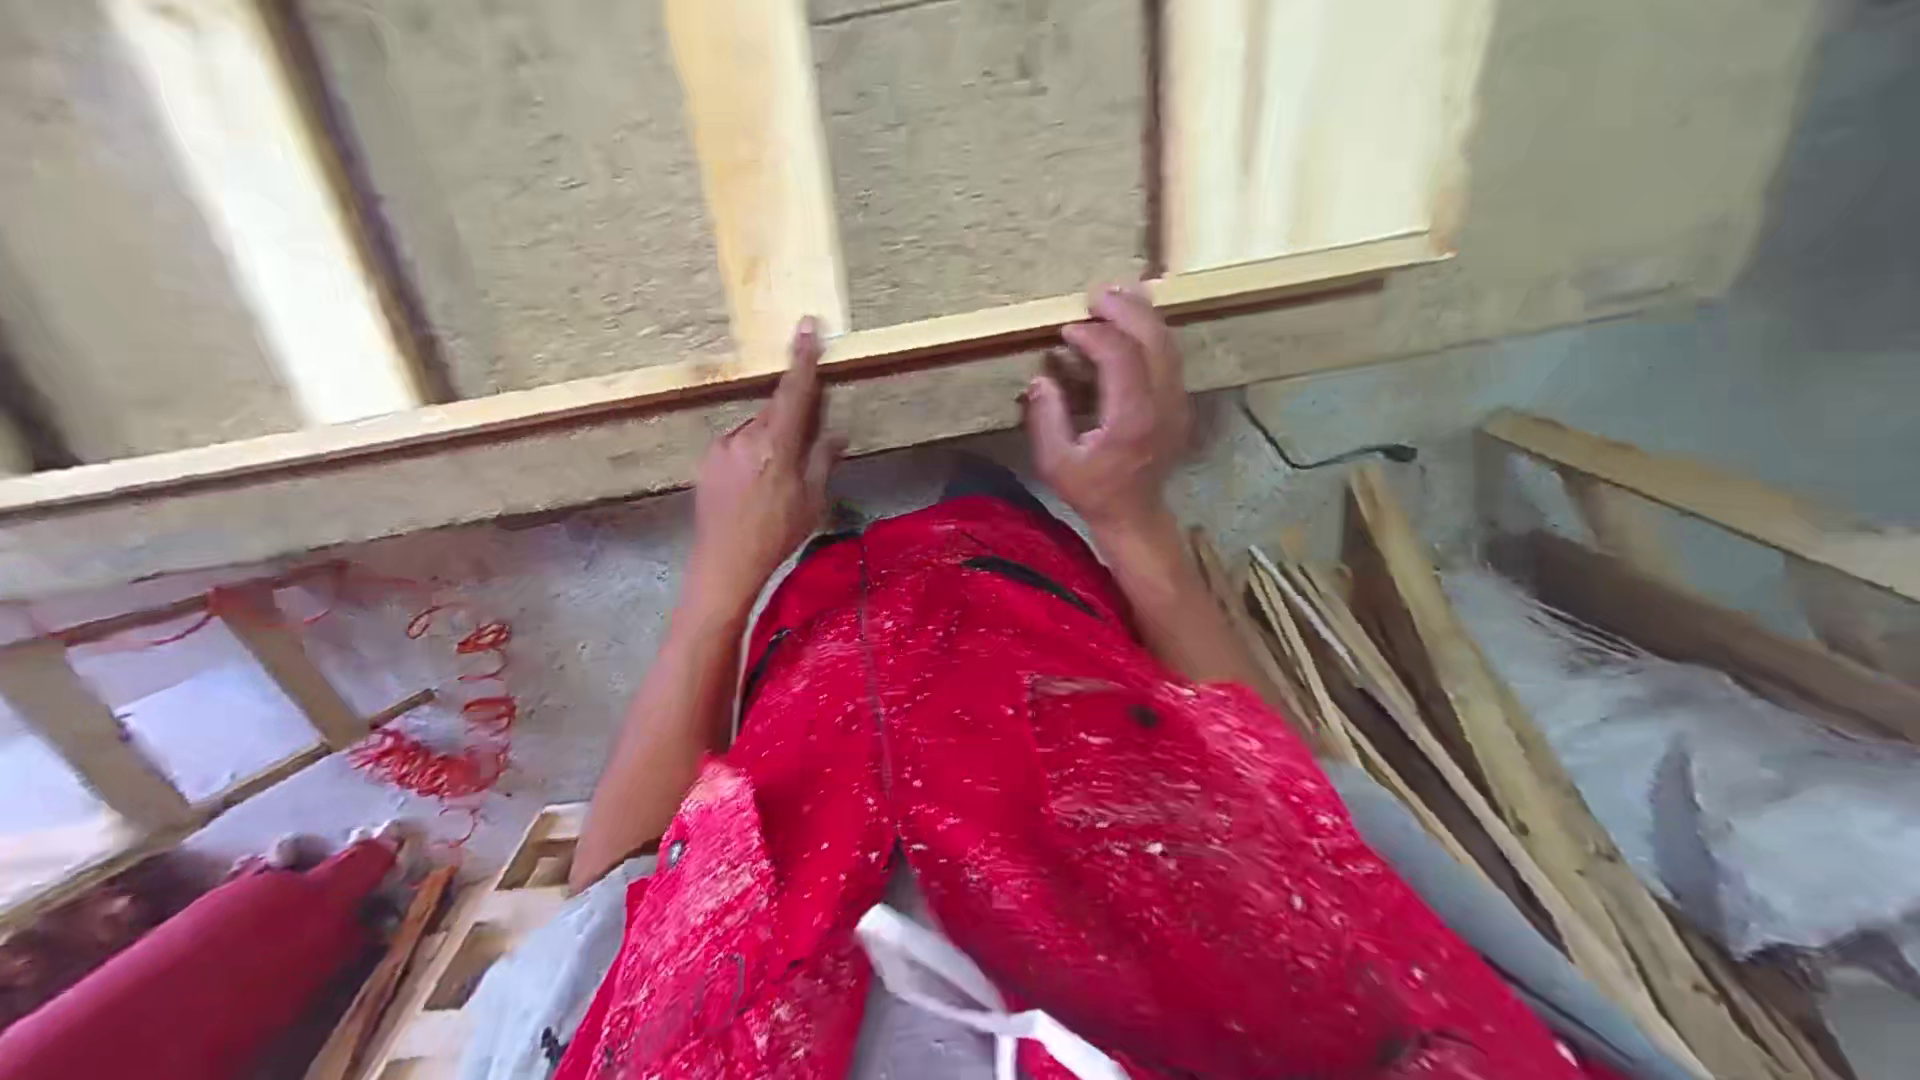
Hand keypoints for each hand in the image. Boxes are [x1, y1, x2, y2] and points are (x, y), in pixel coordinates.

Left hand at [686, 318, 843, 616]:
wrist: (725, 562)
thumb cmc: (777, 534)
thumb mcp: (812, 501)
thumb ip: (823, 460)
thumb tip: (837, 435)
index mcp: (776, 444)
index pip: (794, 391)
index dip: (803, 358)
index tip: (806, 327)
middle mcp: (745, 437)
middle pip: (775, 410)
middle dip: (793, 419)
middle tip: (807, 443)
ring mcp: (721, 447)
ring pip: (756, 429)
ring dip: (772, 440)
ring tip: (778, 480)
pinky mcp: (708, 460)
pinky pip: (738, 444)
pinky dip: (753, 453)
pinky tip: (756, 484)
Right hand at [1025, 284, 1190, 536]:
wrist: (1134, 515)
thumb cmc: (1092, 491)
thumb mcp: (1056, 462)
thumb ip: (1046, 419)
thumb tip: (1041, 379)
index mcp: (1131, 419)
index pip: (1120, 356)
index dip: (1094, 335)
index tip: (1067, 330)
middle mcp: (1162, 404)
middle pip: (1152, 338)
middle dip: (1124, 310)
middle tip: (1095, 294)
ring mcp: (1177, 403)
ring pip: (1167, 343)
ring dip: (1143, 315)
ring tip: (1117, 295)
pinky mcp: (1180, 404)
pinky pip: (1170, 357)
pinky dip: (1152, 333)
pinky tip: (1136, 320)